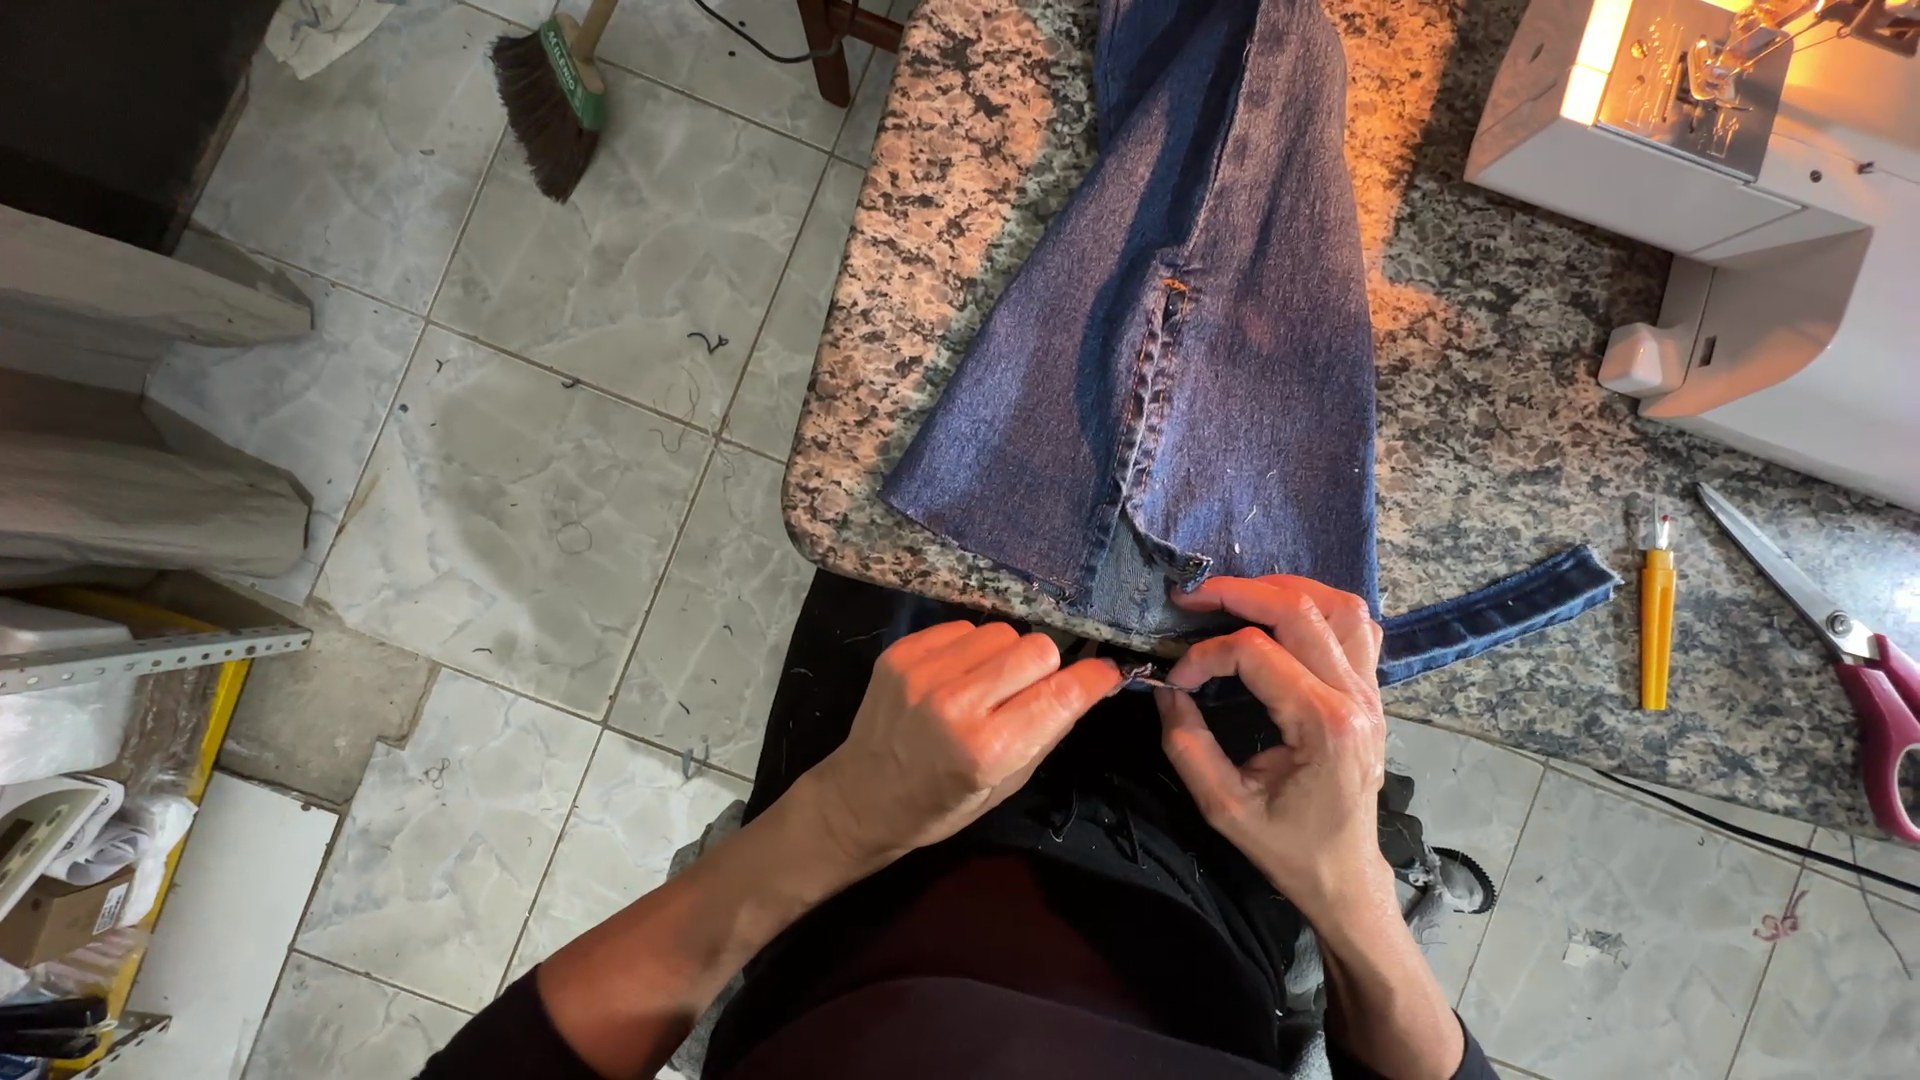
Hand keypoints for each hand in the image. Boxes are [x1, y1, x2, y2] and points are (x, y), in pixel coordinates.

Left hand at [808, 621, 1122, 866]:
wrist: (863, 795)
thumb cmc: (943, 804)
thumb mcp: (1007, 785)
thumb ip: (1049, 731)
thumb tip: (1089, 684)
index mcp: (988, 749)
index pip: (1061, 694)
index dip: (1094, 679)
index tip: (1107, 673)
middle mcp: (956, 704)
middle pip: (1037, 648)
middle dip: (1048, 666)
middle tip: (1033, 688)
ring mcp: (924, 673)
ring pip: (1002, 631)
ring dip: (1008, 654)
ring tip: (990, 682)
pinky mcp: (902, 652)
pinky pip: (963, 627)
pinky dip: (972, 648)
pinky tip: (959, 674)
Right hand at [1154, 576, 1391, 917]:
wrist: (1346, 876)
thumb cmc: (1287, 847)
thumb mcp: (1222, 806)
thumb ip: (1186, 743)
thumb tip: (1166, 687)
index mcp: (1323, 726)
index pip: (1254, 652)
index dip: (1203, 654)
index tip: (1176, 680)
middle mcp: (1355, 698)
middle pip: (1300, 610)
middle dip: (1237, 593)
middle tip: (1190, 597)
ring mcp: (1372, 692)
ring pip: (1340, 606)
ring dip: (1283, 589)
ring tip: (1236, 596)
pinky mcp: (1373, 692)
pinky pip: (1358, 627)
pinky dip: (1319, 607)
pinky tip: (1283, 616)